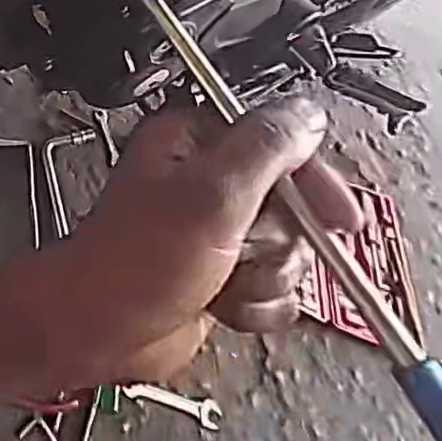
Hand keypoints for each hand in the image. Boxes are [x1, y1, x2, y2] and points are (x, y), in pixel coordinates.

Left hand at [0, 97, 362, 410]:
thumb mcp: (211, 195)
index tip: (337, 215)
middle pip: (290, 204)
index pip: (278, 144)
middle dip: (273, 241)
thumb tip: (305, 114)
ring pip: (287, 252)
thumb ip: (265, 149)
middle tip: (242, 247)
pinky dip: (256, 303)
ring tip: (223, 277)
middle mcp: (206, 180)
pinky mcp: (222, 270)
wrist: (104, 327)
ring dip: (263, 276)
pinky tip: (223, 303)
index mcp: (195, 143)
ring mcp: (216, 229)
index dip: (312, 181)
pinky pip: (274, 288)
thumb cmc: (137, 259)